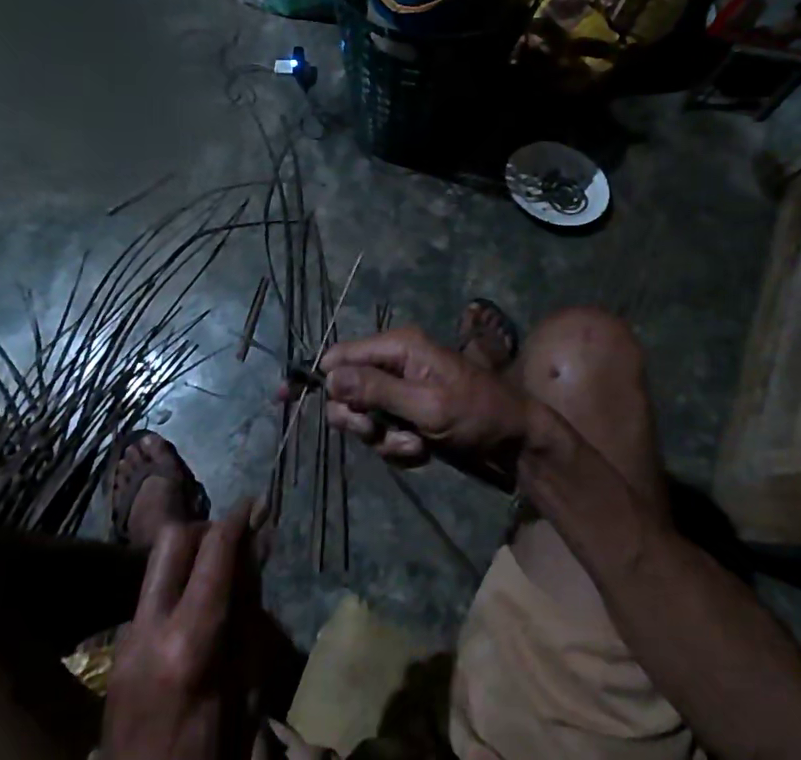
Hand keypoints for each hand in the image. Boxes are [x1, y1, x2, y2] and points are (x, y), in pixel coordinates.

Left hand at [102, 500, 257, 759]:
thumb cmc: (211, 755)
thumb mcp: (245, 694)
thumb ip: (249, 622)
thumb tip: (255, 561)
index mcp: (188, 643)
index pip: (213, 555)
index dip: (237, 521)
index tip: (256, 502)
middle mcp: (149, 626)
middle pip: (172, 540)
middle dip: (206, 528)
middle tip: (234, 539)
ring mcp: (127, 635)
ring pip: (157, 563)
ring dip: (190, 553)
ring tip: (220, 568)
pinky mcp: (118, 646)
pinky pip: (151, 591)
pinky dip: (178, 581)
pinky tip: (198, 603)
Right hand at [319, 327, 532, 467]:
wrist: (516, 443)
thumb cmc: (477, 414)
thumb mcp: (426, 405)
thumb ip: (376, 391)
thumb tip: (328, 377)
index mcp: (398, 347)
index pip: (340, 356)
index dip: (314, 377)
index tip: (284, 398)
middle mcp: (394, 365)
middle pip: (345, 391)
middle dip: (359, 419)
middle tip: (377, 432)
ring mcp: (400, 393)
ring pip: (363, 418)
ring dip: (383, 439)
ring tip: (414, 445)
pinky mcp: (406, 417)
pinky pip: (382, 435)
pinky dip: (397, 449)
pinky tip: (423, 452)